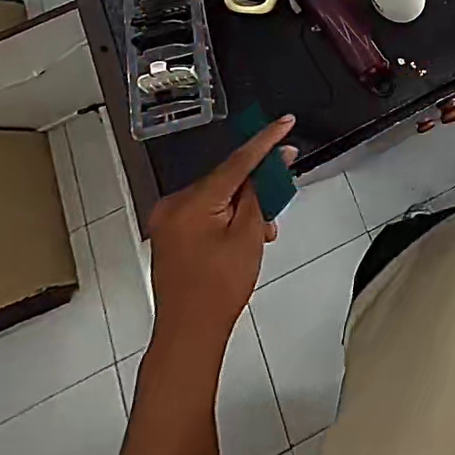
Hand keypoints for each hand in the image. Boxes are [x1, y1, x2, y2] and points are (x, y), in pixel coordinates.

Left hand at [148, 116, 295, 339]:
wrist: (189, 332)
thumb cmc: (219, 288)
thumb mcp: (249, 234)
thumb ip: (260, 193)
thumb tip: (271, 164)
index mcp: (191, 203)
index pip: (237, 161)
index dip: (266, 140)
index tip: (285, 122)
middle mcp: (173, 205)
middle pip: (227, 177)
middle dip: (258, 181)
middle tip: (285, 179)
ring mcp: (169, 219)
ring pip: (220, 194)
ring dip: (246, 202)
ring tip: (265, 226)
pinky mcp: (172, 231)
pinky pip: (208, 208)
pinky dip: (231, 213)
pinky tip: (248, 230)